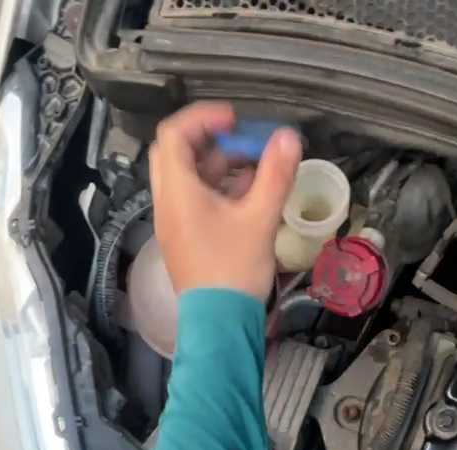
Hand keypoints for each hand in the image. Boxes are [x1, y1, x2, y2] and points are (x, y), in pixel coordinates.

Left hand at [147, 102, 301, 298]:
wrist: (219, 324)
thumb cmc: (234, 271)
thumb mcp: (259, 219)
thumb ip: (275, 175)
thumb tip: (289, 138)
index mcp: (177, 192)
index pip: (175, 134)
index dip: (203, 117)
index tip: (234, 119)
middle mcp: (167, 204)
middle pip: (177, 155)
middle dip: (210, 142)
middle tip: (240, 143)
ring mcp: (173, 225)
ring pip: (187, 180)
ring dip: (217, 168)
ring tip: (254, 172)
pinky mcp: (183, 242)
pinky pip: (193, 204)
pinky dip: (216, 192)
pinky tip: (246, 200)